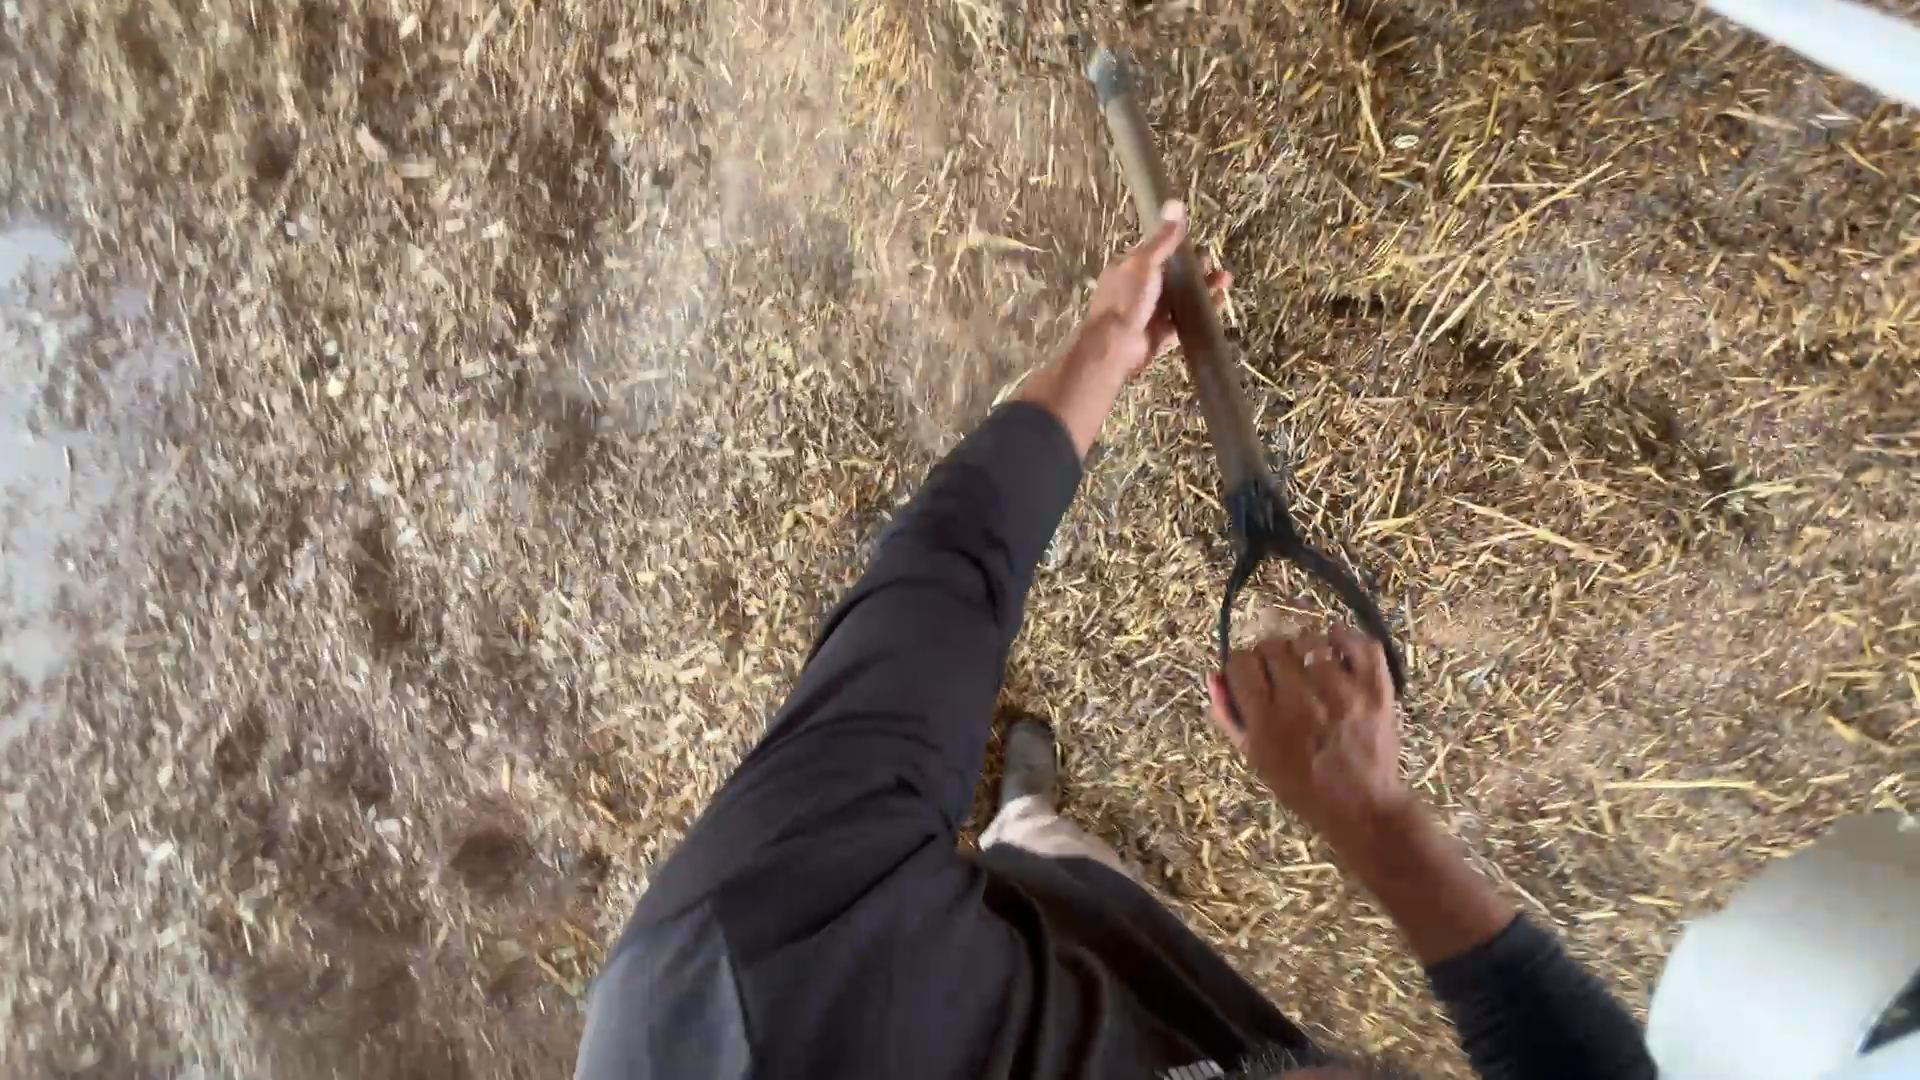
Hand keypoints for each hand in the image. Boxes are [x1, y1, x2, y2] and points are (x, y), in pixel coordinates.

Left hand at [1074, 200, 1231, 377]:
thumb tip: (1175, 203)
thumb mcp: (1144, 262)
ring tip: (1224, 282)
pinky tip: (1216, 304)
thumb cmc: (1126, 299)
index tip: (1197, 246)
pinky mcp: (1158, 334)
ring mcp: (1148, 314)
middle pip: (1171, 278)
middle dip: (1195, 271)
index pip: (1155, 255)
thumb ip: (1162, 239)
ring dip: (1202, 290)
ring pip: (1180, 299)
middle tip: (1214, 265)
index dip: (1177, 250)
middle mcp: (1137, 291)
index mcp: (1128, 270)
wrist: (1115, 346)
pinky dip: (1199, 313)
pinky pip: (1182, 321)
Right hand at [1207, 626, 1409, 841]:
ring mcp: (1342, 693)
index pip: (1240, 662)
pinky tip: (1335, 649)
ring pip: (1308, 641)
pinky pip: (1358, 644)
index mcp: (1266, 720)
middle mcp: (1300, 701)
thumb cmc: (1301, 785)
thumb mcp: (1253, 755)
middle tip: (1279, 675)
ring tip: (1308, 668)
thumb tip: (1213, 674)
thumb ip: (1228, 714)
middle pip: (1271, 647)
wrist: (1363, 809)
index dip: (1242, 667)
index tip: (1250, 678)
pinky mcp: (1375, 690)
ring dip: (1302, 651)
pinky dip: (1344, 639)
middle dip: (1269, 658)